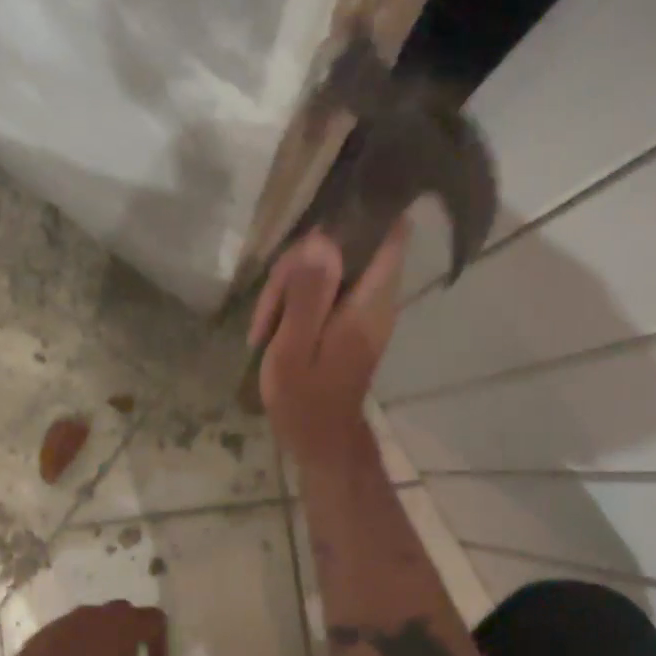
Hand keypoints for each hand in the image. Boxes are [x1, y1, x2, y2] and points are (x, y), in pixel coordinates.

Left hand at [2, 601, 168, 655]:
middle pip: (126, 614)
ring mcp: (71, 618)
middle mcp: (100, 613)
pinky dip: (79, 644)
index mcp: (126, 625)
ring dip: (104, 639)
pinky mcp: (48, 628)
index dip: (161, 643)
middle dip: (132, 636)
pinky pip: (72, 630)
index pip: (156, 620)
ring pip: (97, 620)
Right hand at [248, 223, 407, 467]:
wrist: (321, 443)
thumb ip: (308, 294)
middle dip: (302, 265)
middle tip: (268, 309)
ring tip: (264, 328)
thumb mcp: (295, 348)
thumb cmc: (306, 400)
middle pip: (345, 250)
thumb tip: (320, 241)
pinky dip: (299, 302)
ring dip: (293, 287)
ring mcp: (363, 311)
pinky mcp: (350, 322)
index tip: (326, 214)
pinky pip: (327, 291)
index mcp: (369, 303)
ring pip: (330, 270)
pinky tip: (274, 330)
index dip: (367, 212)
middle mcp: (376, 300)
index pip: (390, 237)